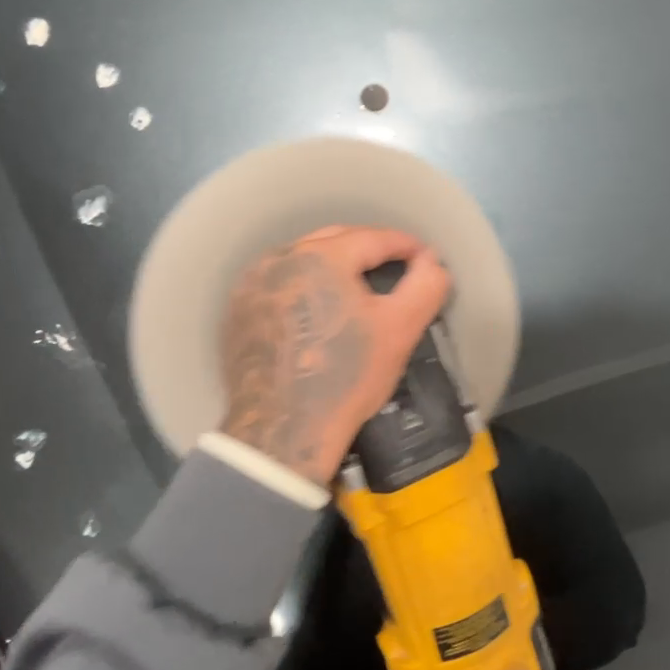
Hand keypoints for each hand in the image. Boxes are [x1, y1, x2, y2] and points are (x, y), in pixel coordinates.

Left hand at [218, 225, 451, 484]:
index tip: (424, 257)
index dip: (405, 245)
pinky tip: (318, 310)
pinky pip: (281, 284)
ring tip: (356, 289)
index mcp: (320, 256)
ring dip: (334, 266)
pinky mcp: (238, 312)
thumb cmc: (346, 376)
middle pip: (336, 241)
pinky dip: (304, 287)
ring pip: (304, 260)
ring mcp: (253, 285)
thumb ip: (426, 286)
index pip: (373, 237)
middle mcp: (281, 259)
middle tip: (394, 268)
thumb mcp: (401, 330)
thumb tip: (431, 261)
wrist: (282, 431)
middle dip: (368, 250)